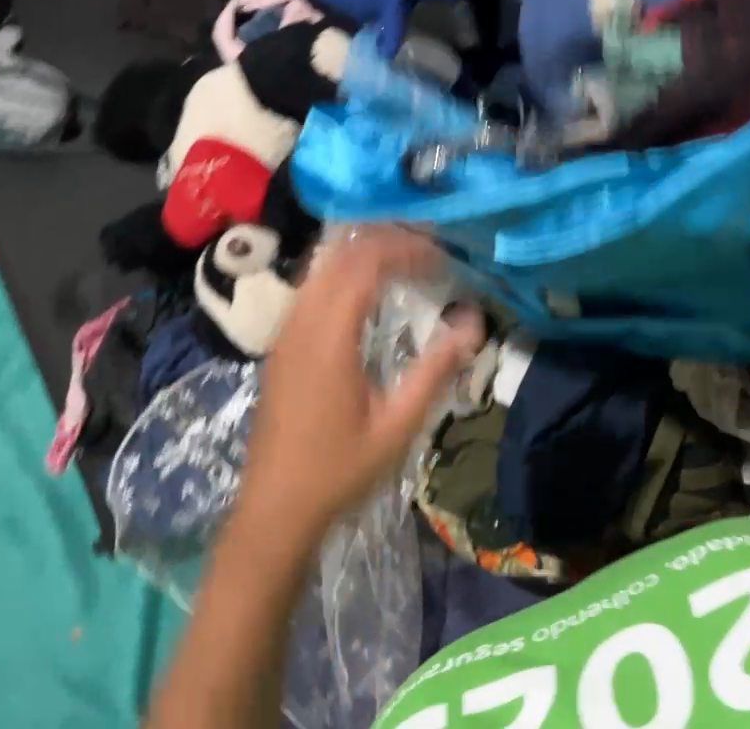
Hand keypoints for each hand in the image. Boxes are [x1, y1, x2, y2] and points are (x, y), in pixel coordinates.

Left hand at [241, 226, 484, 533]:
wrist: (275, 509)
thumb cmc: (340, 471)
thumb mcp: (398, 426)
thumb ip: (435, 370)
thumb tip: (474, 322)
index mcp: (328, 339)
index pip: (364, 265)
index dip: (404, 248)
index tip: (442, 253)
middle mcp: (300, 325)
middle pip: (339, 255)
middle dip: (384, 240)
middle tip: (428, 245)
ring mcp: (283, 334)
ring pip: (319, 267)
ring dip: (360, 252)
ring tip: (404, 257)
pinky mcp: (280, 346)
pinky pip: (309, 287)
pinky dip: (341, 272)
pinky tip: (367, 288)